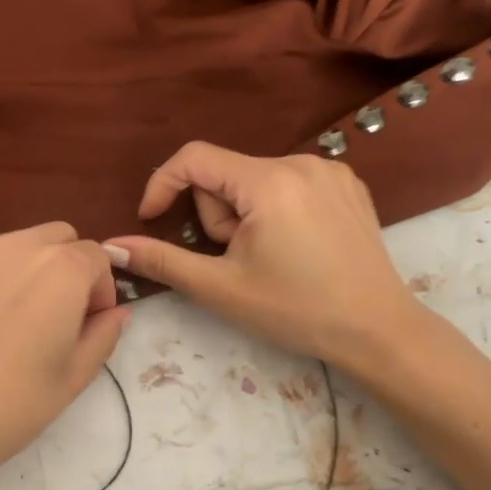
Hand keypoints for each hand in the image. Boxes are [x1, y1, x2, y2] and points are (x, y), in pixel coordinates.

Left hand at [0, 221, 129, 485]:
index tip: (88, 324)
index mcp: (61, 268)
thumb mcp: (74, 377)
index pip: (96, 257)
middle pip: (56, 238)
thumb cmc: (14, 404)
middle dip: (65, 268)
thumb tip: (115, 312)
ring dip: (24, 270)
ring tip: (10, 321)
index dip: (99, 290)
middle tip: (55, 317)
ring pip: (13, 246)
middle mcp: (16, 246)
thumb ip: (103, 334)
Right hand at [105, 142, 422, 368]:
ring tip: (266, 258)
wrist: (378, 331)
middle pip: (224, 174)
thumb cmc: (295, 310)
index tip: (151, 220)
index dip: (162, 185)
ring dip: (243, 216)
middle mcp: (301, 162)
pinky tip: (293, 246)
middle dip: (217, 216)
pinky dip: (273, 210)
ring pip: (253, 181)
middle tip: (236, 260)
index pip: (194, 158)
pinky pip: (286, 184)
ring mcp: (330, 171)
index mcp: (269, 181)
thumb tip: (112, 246)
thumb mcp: (219, 288)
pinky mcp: (347, 185)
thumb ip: (161, 260)